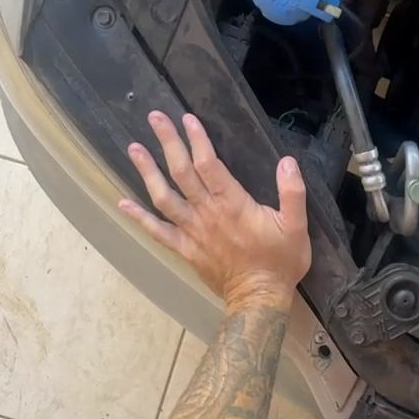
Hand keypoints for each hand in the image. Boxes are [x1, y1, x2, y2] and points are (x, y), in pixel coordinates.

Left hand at [119, 111, 309, 309]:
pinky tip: (122, 203)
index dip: (197, 139)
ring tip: (133, 149)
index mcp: (232, 204)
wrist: (259, 300)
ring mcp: (191, 231)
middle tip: (154, 118)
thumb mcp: (297, 226)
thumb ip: (292, 192)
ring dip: (148, 172)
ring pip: (163, 197)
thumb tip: (287, 161)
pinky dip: (139, 217)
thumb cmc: (280, 261)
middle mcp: (206, 213)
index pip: (209, 164)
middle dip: (168, 142)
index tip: (188, 118)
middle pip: (181, 172)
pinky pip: (157, 231)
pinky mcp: (185, 248)